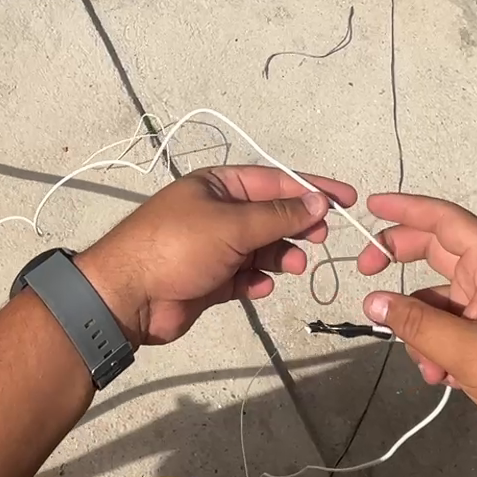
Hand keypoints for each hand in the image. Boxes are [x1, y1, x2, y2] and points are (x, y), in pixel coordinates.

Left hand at [75, 166, 355, 345]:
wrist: (129, 296)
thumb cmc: (180, 246)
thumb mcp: (232, 224)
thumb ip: (278, 215)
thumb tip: (318, 201)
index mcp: (217, 185)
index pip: (273, 180)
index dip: (310, 188)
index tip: (347, 199)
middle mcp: (217, 211)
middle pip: (269, 214)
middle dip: (297, 225)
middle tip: (323, 237)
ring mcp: (213, 246)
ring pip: (260, 247)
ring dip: (281, 255)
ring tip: (295, 266)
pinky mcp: (209, 279)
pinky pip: (244, 276)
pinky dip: (257, 280)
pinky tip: (262, 287)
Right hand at [355, 194, 476, 461]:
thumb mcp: (469, 353)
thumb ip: (417, 323)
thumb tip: (372, 301)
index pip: (446, 221)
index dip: (408, 208)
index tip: (371, 206)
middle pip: (435, 253)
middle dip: (399, 262)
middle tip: (365, 270)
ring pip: (437, 299)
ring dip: (420, 326)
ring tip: (425, 364)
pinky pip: (448, 327)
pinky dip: (435, 347)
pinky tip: (441, 379)